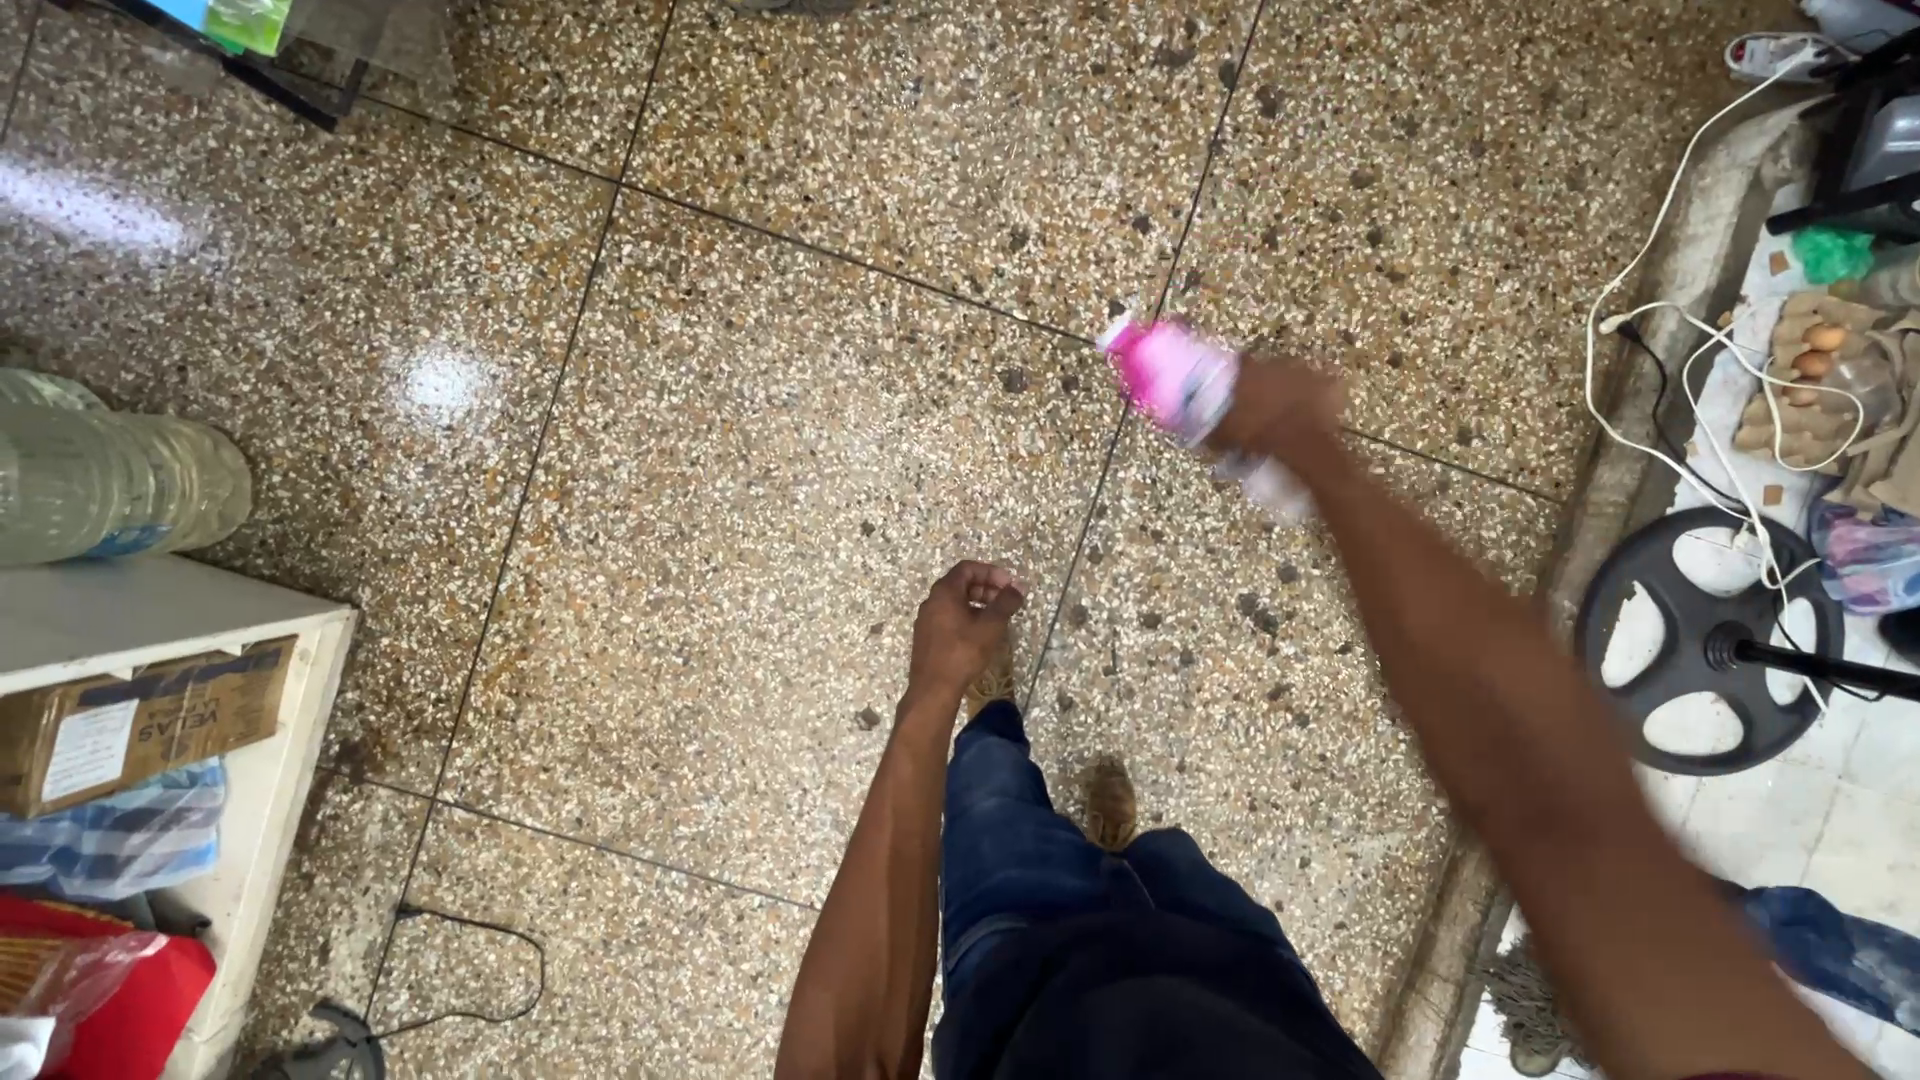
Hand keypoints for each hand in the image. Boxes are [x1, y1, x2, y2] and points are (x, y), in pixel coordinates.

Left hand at [907, 561, 1025, 700]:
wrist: (933, 688)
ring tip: (997, 618)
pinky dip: (966, 617)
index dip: (991, 572)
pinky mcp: (926, 637)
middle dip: (986, 588)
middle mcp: (932, 601)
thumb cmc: (963, 651)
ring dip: (978, 604)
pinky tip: (980, 634)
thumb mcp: (991, 625)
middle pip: (961, 584)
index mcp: (944, 592)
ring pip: (955, 602)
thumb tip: (1019, 587)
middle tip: (1006, 601)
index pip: (967, 568)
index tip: (1009, 585)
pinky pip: (948, 617)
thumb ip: (1006, 602)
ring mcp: (926, 619)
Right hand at [1204, 353, 1343, 464]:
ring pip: (1296, 376)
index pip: (1240, 362)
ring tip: (1288, 409)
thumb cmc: (1259, 434)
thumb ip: (1215, 430)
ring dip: (1292, 388)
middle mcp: (1277, 364)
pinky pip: (1323, 387)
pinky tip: (1313, 412)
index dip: (1238, 374)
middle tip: (1262, 402)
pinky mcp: (1329, 385)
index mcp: (1249, 372)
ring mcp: (1306, 372)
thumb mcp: (1227, 437)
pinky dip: (1319, 397)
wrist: (1301, 443)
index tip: (1237, 386)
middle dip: (1266, 381)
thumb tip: (1204, 435)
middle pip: (1269, 368)